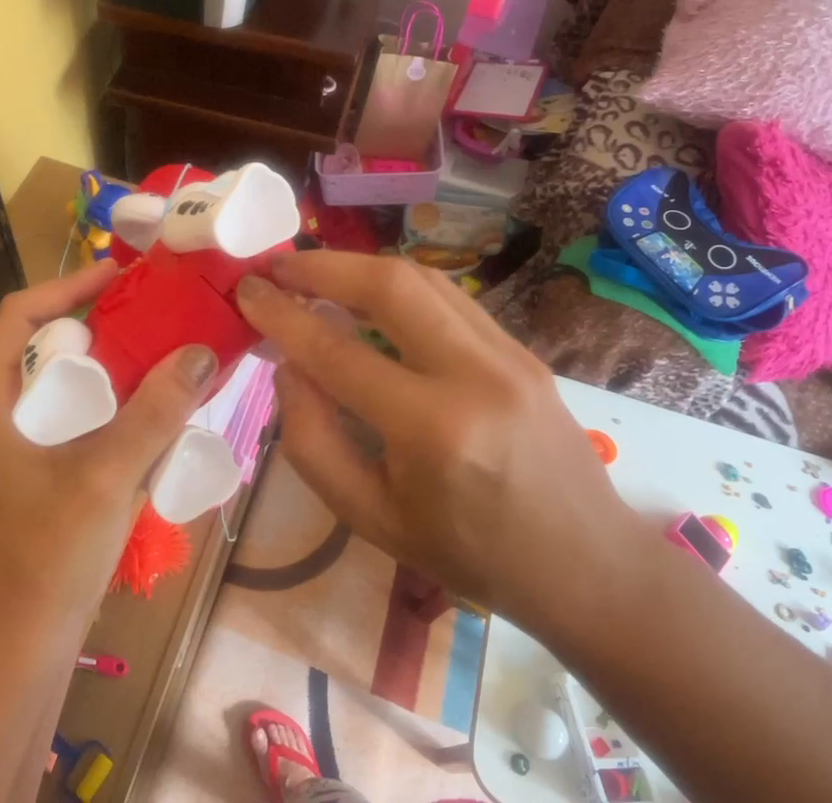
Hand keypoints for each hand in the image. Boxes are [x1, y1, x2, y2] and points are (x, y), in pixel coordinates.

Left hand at [0, 259, 218, 623]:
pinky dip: (121, 398)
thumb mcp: (107, 472)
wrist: (34, 630)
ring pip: (72, 377)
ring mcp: (26, 438)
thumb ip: (155, 411)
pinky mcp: (49, 462)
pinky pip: (86, 411)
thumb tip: (201, 352)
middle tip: (158, 310)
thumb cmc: (54, 548)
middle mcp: (3, 409)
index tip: (121, 275)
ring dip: (117, 360)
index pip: (19, 314)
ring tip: (168, 346)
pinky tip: (161, 402)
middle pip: (49, 341)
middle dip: (103, 320)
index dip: (67, 285)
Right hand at [236, 252, 645, 626]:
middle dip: (324, 265)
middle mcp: (475, 376)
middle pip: (391, 286)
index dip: (283, 315)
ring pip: (425, 279)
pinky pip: (450, 299)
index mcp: (431, 430)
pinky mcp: (523, 350)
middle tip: (278, 266)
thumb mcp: (370, 517)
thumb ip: (313, 441)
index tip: (246, 291)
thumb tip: (288, 368)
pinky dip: (399, 286)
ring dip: (361, 267)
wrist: (584, 565)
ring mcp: (509, 355)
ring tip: (315, 273)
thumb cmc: (467, 554)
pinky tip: (370, 297)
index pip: (337, 352)